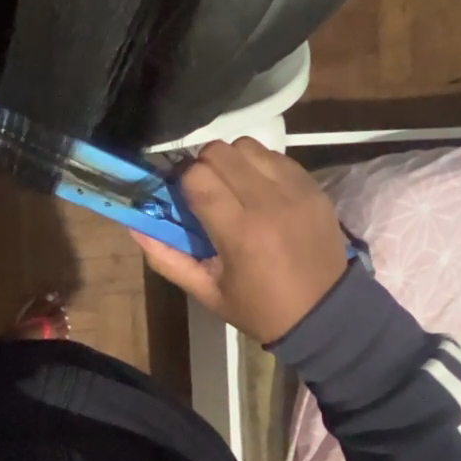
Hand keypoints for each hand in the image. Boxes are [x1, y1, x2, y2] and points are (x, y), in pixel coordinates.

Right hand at [134, 138, 348, 345]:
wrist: (325, 315)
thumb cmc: (259, 309)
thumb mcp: (206, 291)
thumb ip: (166, 258)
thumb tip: (135, 226)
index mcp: (240, 232)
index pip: (197, 177)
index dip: (180, 180)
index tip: (178, 195)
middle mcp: (268, 202)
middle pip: (220, 152)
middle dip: (201, 166)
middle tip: (203, 191)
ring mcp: (296, 190)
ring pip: (248, 145)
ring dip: (231, 161)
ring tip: (231, 188)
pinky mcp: (314, 187)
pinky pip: (276, 156)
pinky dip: (259, 166)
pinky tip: (258, 191)